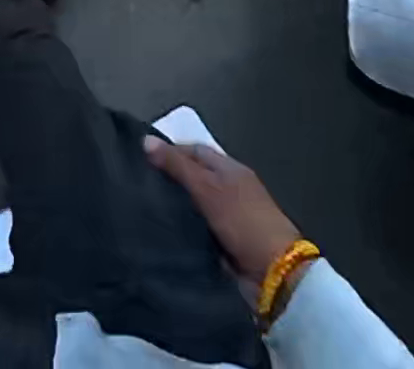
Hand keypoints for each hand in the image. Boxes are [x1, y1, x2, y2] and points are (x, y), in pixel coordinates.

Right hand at [144, 137, 302, 282]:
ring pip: (193, 202)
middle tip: (139, 184)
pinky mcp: (226, 241)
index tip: (141, 159)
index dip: (168, 151)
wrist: (275, 274)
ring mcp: (229, 215)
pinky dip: (182, 226)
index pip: (193, 149)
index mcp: (229, 167)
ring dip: (175, 205)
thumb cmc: (241, 220)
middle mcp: (229, 187)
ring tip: (143, 206)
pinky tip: (162, 228)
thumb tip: (145, 140)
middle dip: (169, 178)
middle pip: (193, 175)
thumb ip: (176, 165)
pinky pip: (197, 226)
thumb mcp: (206, 187)